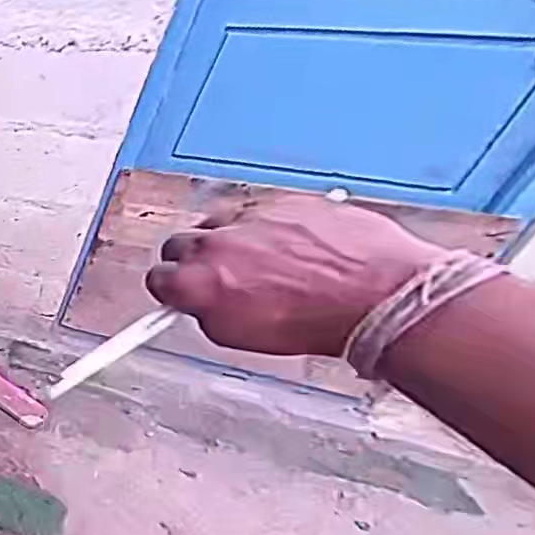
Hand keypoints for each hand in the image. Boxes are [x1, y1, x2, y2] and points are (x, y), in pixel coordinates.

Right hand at [145, 199, 445, 356]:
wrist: (377, 297)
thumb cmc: (308, 320)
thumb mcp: (230, 333)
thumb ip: (200, 310)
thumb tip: (191, 300)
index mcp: (192, 281)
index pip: (156, 277)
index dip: (169, 287)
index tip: (178, 292)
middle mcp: (215, 244)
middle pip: (179, 244)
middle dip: (191, 260)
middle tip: (213, 275)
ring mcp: (252, 218)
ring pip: (216, 223)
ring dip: (225, 239)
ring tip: (254, 260)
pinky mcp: (288, 202)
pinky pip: (260, 211)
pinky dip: (265, 226)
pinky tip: (284, 247)